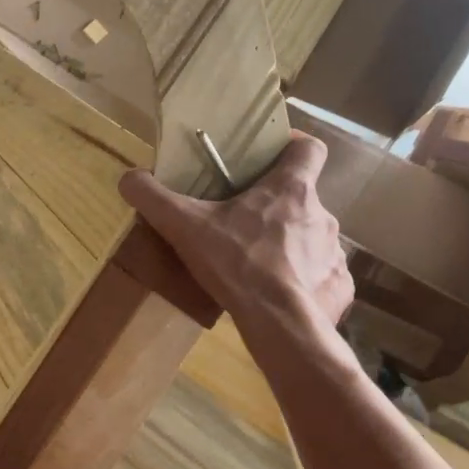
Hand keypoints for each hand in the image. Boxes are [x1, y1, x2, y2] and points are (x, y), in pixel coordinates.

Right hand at [118, 132, 350, 341]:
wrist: (281, 325)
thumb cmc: (237, 262)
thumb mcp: (182, 224)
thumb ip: (151, 196)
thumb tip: (129, 177)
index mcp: (290, 189)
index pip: (310, 148)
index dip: (292, 143)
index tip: (268, 151)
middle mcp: (322, 215)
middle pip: (301, 196)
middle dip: (273, 203)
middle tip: (239, 216)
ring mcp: (336, 254)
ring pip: (309, 237)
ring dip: (287, 242)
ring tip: (254, 259)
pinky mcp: (339, 289)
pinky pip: (320, 275)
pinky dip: (300, 279)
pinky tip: (275, 291)